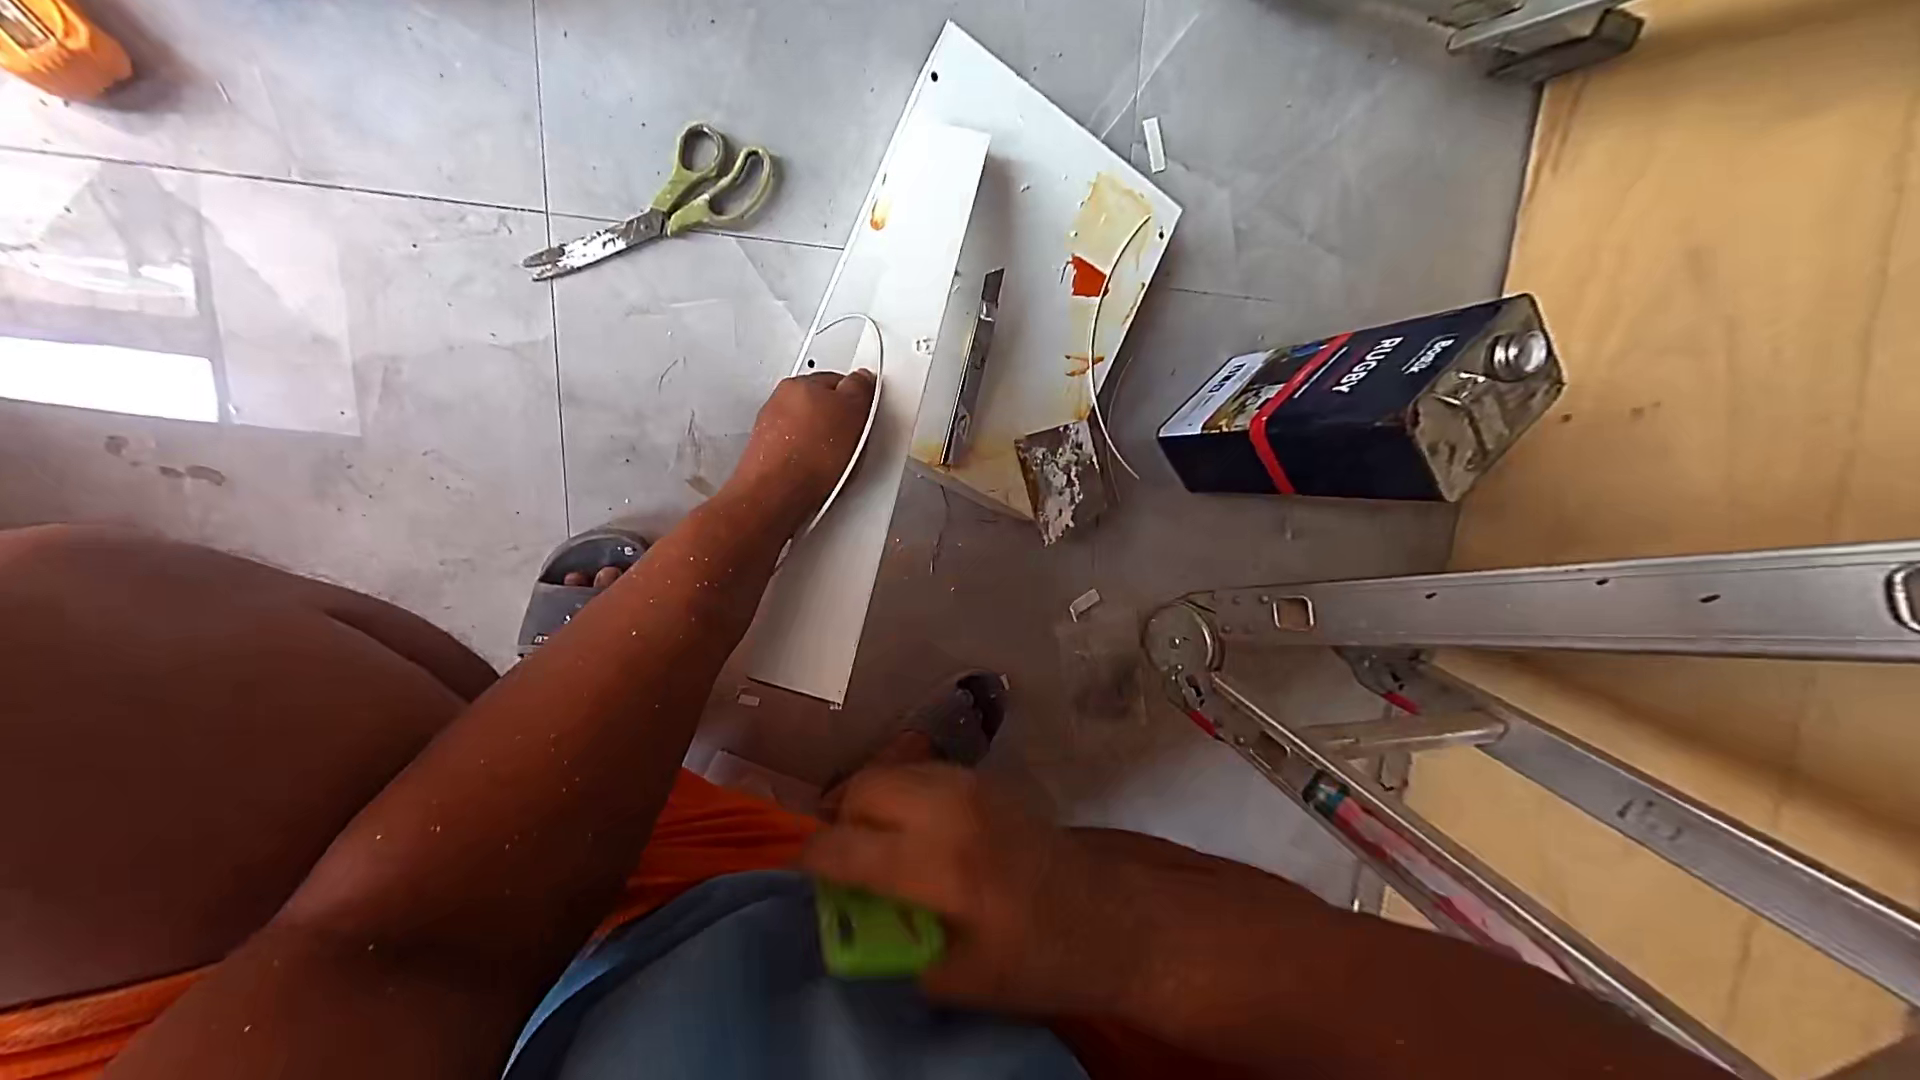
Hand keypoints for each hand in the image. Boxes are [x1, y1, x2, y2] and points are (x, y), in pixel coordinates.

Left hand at [728, 370, 874, 522]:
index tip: (866, 410)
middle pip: (821, 407)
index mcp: (798, 384)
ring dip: (824, 444)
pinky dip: (812, 463)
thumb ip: (860, 389)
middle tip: (854, 438)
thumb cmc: (807, 455)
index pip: (836, 381)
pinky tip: (822, 476)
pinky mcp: (770, 459)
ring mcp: (772, 431)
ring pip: (810, 432)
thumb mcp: (853, 412)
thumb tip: (862, 380)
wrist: (777, 494)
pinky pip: (800, 455)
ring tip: (838, 462)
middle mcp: (780, 404)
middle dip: (839, 422)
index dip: (857, 397)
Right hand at [801, 764, 1142, 1016]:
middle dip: (841, 818)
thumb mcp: (957, 979)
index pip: (845, 844)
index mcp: (939, 865)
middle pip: (863, 787)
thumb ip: (892, 949)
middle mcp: (949, 809)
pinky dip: (902, 792)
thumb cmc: (1036, 958)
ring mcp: (970, 786)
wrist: (1109, 915)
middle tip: (844, 855)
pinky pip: (922, 772)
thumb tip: (846, 923)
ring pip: (892, 770)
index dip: (813, 859)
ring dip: (871, 800)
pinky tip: (914, 828)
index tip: (808, 874)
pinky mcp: (985, 780)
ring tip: (876, 840)